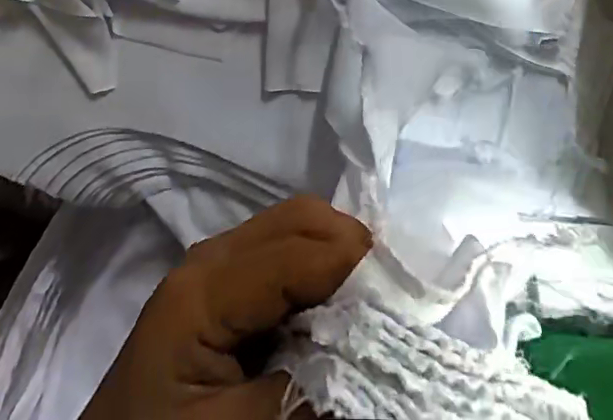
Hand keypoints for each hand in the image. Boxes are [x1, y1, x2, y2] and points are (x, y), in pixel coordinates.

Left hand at [81, 196, 371, 419]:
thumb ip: (300, 392)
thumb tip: (370, 356)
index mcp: (203, 288)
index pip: (292, 253)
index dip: (351, 262)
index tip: (408, 287)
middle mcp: (210, 259)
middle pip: (294, 219)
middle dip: (348, 244)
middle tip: (397, 291)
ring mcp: (215, 267)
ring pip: (291, 229)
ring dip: (336, 253)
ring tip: (375, 298)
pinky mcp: (223, 286)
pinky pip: (279, 257)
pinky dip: (316, 269)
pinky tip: (338, 305)